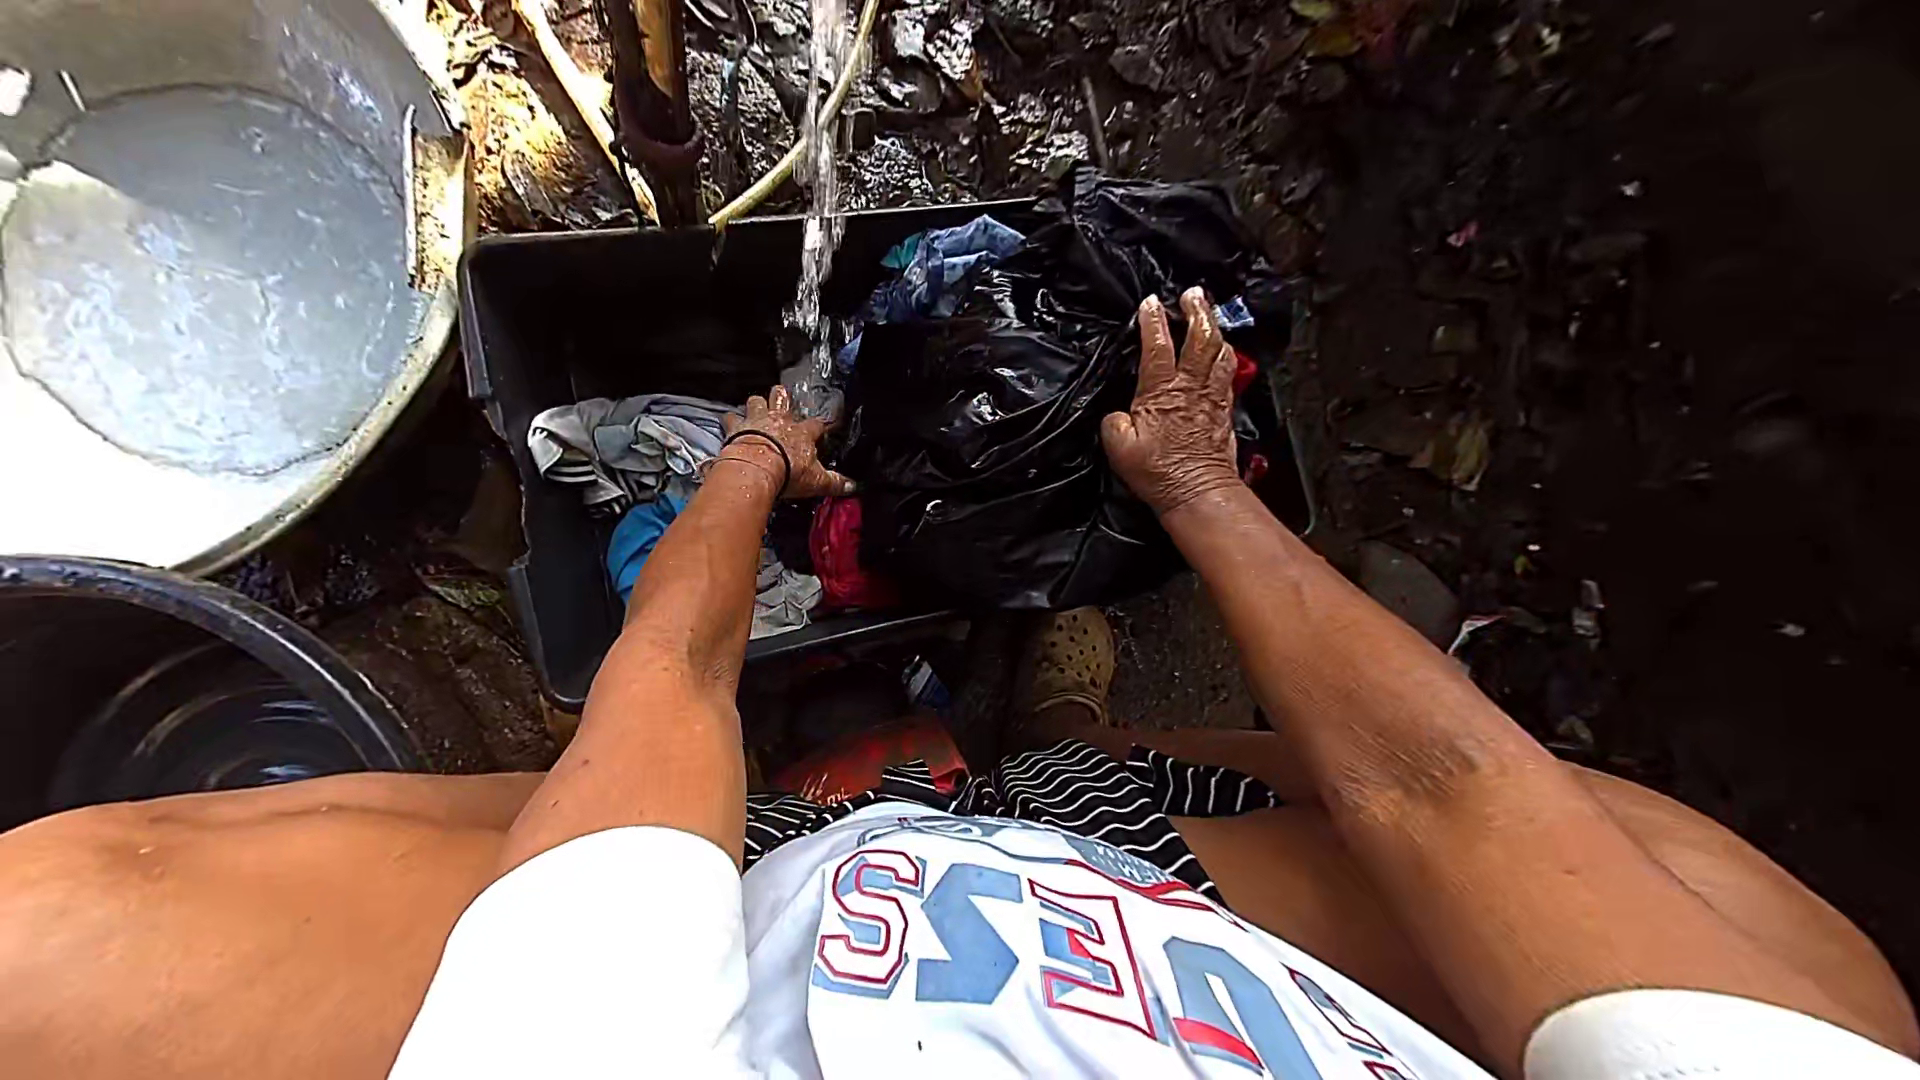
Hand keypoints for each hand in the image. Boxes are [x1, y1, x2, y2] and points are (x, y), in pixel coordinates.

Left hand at [720, 385, 856, 498]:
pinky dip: (730, 420)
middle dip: (782, 397)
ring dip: (756, 404)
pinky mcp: (736, 427)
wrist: (757, 468)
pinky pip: (730, 417)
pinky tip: (729, 422)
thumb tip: (852, 487)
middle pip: (783, 399)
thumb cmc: (788, 471)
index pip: (817, 425)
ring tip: (756, 407)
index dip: (822, 426)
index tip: (825, 428)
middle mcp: (780, 421)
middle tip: (782, 396)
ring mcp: (757, 421)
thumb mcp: (817, 481)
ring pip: (756, 401)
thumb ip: (835, 482)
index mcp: (802, 433)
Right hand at [1101, 287, 1241, 514]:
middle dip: (1197, 311)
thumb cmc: (1158, 471)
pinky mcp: (1224, 411)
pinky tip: (1221, 352)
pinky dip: (1224, 356)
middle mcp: (1190, 388)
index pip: (1157, 346)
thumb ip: (1115, 421)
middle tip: (1193, 293)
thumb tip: (1120, 413)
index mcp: (1161, 391)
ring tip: (1209, 315)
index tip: (1150, 303)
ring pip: (1219, 352)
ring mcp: (1211, 397)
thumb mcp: (1118, 446)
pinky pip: (1227, 374)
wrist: (1196, 491)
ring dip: (1215, 329)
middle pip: (1200, 338)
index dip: (1152, 321)